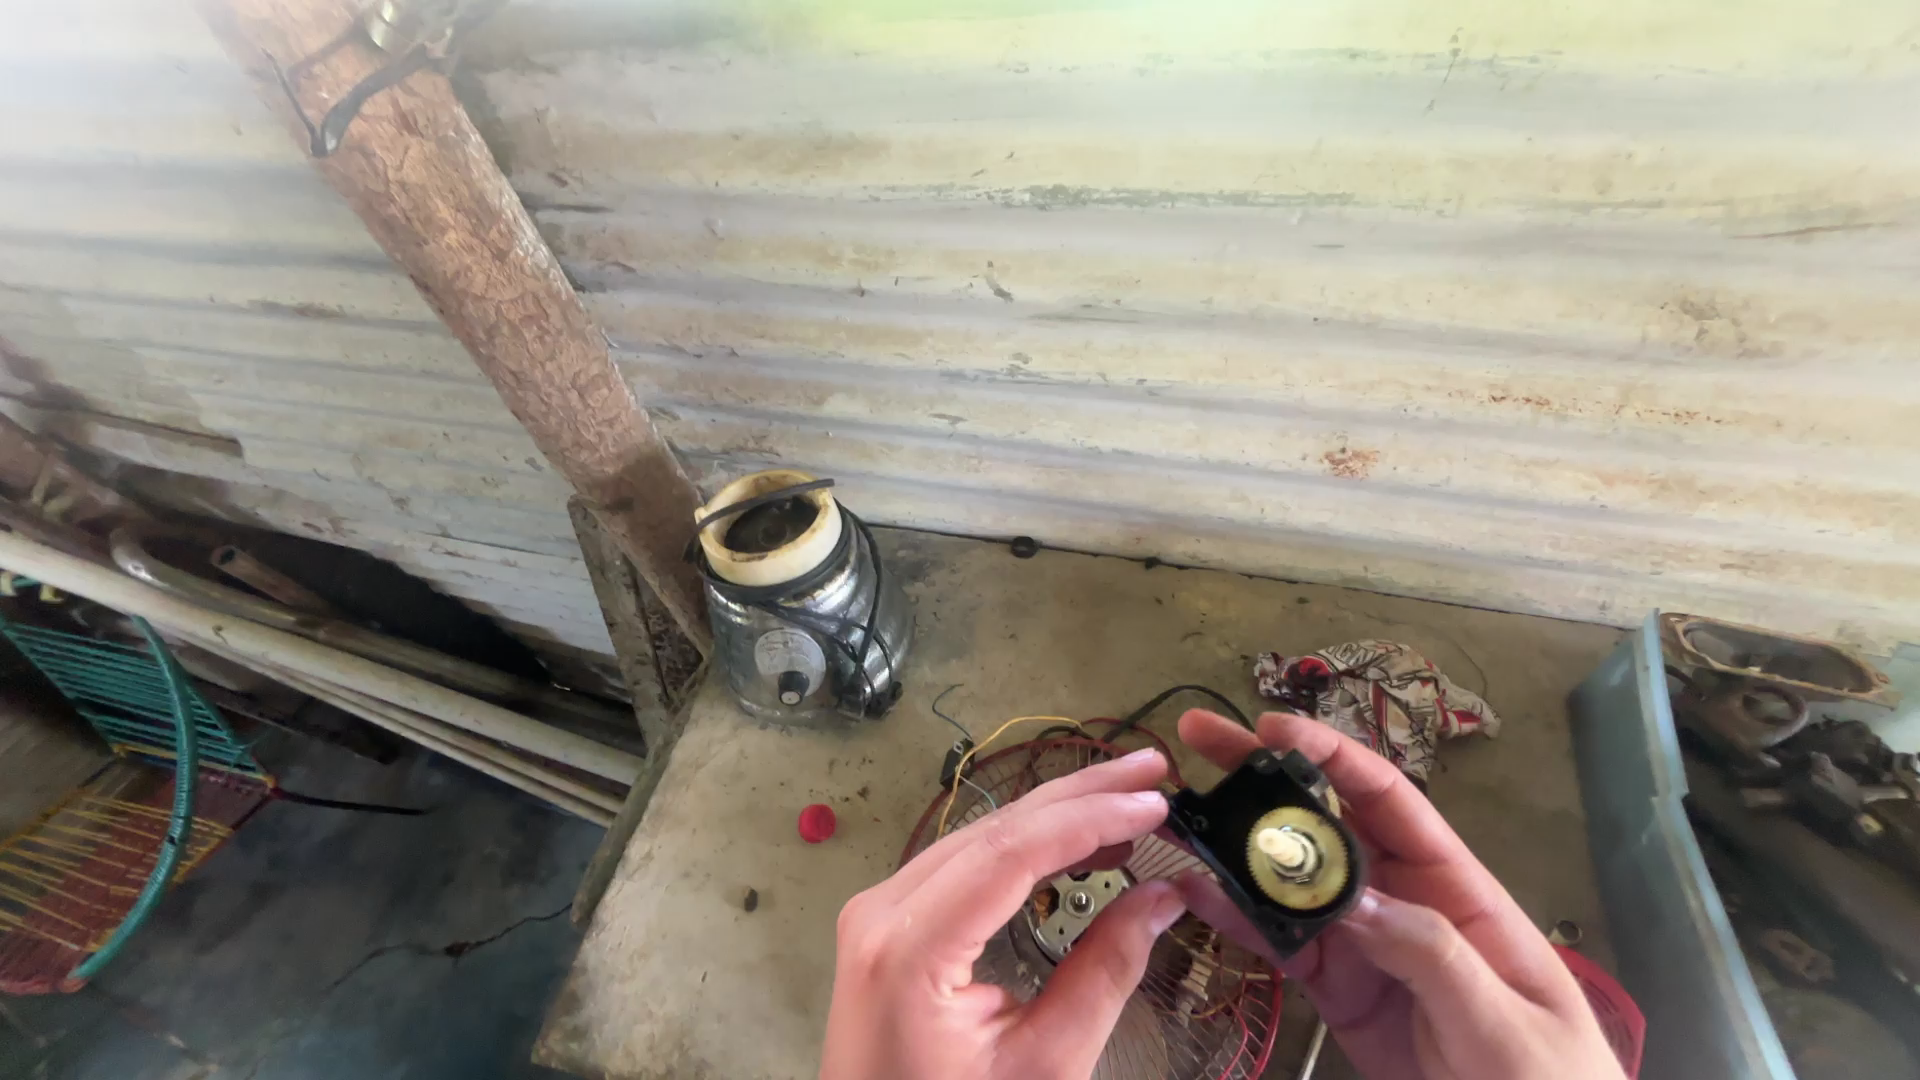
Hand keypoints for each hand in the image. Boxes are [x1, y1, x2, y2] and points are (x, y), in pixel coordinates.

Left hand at [820, 747, 1187, 1079]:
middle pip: (995, 829)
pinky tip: (1076, 837)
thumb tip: (1163, 894)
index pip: (1008, 852)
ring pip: (982, 835)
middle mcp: (884, 906)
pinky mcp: (893, 914)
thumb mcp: (1044, 1069)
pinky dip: (1027, 844)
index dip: (1087, 818)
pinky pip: (967, 860)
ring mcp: (882, 905)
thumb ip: (1104, 974)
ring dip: (1058, 812)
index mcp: (908, 947)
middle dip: (1080, 795)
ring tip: (1128, 796)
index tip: (1153, 801)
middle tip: (1151, 770)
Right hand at [1177, 709, 1625, 1079]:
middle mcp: (1392, 894)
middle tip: (1197, 737)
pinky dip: (1230, 912)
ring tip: (1176, 816)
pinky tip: (1193, 891)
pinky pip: (1272, 936)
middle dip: (1257, 773)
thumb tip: (1352, 900)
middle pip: (1318, 818)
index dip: (1329, 754)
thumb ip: (1434, 956)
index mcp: (1449, 884)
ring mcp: (1354, 935)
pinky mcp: (1327, 978)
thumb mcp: (1508, 1026)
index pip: (1386, 798)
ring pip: (1283, 873)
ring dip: (1229, 841)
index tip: (1271, 728)